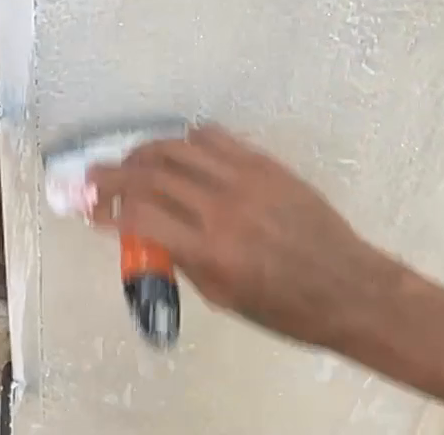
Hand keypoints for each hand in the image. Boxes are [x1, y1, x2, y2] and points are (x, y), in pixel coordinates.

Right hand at [87, 124, 405, 349]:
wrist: (351, 288)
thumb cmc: (287, 309)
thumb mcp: (225, 298)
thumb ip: (181, 258)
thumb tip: (145, 229)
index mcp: (212, 252)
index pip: (141, 217)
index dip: (108, 211)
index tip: (92, 211)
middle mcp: (222, 208)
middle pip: (149, 175)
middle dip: (112, 176)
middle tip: (93, 179)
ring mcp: (243, 179)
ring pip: (175, 147)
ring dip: (142, 152)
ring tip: (128, 161)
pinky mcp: (262, 163)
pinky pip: (212, 136)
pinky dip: (185, 139)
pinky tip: (179, 152)